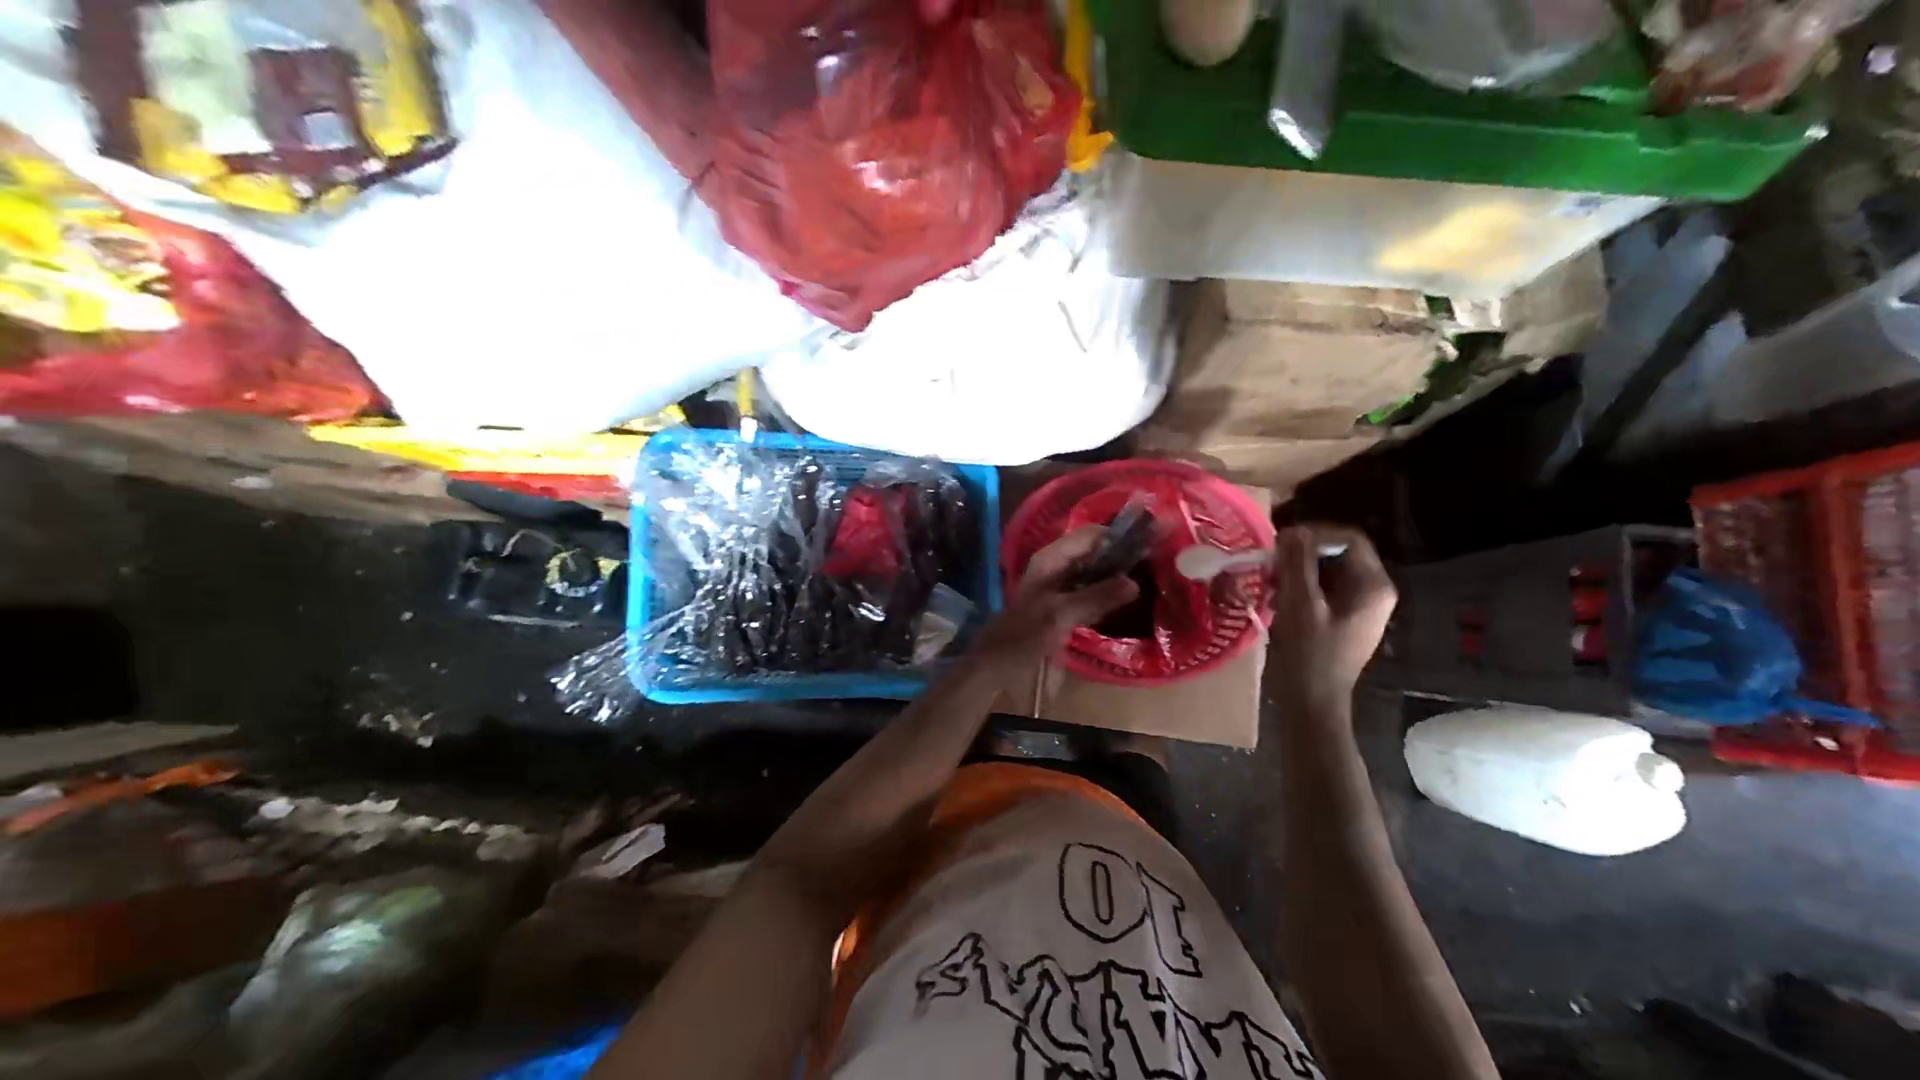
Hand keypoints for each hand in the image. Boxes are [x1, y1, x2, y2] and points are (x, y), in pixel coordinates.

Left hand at [972, 527, 1139, 670]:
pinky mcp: (1064, 606)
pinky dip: (1109, 592)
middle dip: (1122, 554)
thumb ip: (1095, 597)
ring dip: (1118, 573)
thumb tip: (1134, 582)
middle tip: (1156, 560)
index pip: (1090, 535)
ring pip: (1095, 571)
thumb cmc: (1022, 637)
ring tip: (1151, 575)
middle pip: (1095, 551)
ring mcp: (1060, 586)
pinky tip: (1129, 599)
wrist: (995, 665)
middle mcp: (1056, 566)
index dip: (1118, 535)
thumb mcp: (1059, 616)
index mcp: (1051, 559)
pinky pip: (1092, 591)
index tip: (1150, 542)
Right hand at [1270, 524, 1396, 718]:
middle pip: (1337, 552)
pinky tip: (1277, 596)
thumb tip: (1293, 530)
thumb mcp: (1300, 605)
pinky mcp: (1343, 616)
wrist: (1313, 701)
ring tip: (1269, 579)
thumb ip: (1298, 564)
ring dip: (1296, 569)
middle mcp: (1373, 590)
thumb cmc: (1310, 654)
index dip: (1315, 534)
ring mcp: (1359, 605)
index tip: (1281, 545)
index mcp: (1373, 585)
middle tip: (1271, 562)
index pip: (1349, 538)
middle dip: (1302, 553)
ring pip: (1327, 569)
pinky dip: (1299, 586)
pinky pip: (1322, 588)